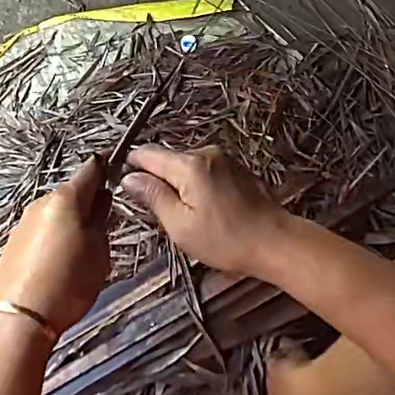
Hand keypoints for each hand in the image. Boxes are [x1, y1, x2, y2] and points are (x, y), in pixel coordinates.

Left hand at [0, 157, 110, 333]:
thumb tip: (102, 199)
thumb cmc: (65, 284)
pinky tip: (62, 261)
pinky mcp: (14, 244)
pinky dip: (56, 237)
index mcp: (66, 198)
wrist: (16, 320)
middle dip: (90, 201)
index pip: (91, 168)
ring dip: (72, 220)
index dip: (107, 165)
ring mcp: (25, 223)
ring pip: (57, 212)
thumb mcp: (98, 250)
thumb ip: (102, 218)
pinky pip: (43, 230)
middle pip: (73, 191)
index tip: (117, 165)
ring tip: (85, 249)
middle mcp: (42, 203)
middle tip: (107, 221)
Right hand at [122, 145, 288, 274]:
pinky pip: (202, 170)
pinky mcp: (233, 167)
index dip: (131, 164)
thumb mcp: (180, 225)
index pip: (148, 153)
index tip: (121, 180)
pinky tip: (201, 209)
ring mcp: (222, 158)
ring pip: (184, 165)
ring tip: (181, 214)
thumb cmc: (225, 240)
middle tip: (154, 210)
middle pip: (167, 159)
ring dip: (176, 183)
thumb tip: (129, 178)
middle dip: (156, 178)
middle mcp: (205, 153)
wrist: (273, 241)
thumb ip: (153, 196)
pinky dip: (194, 184)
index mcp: (188, 165)